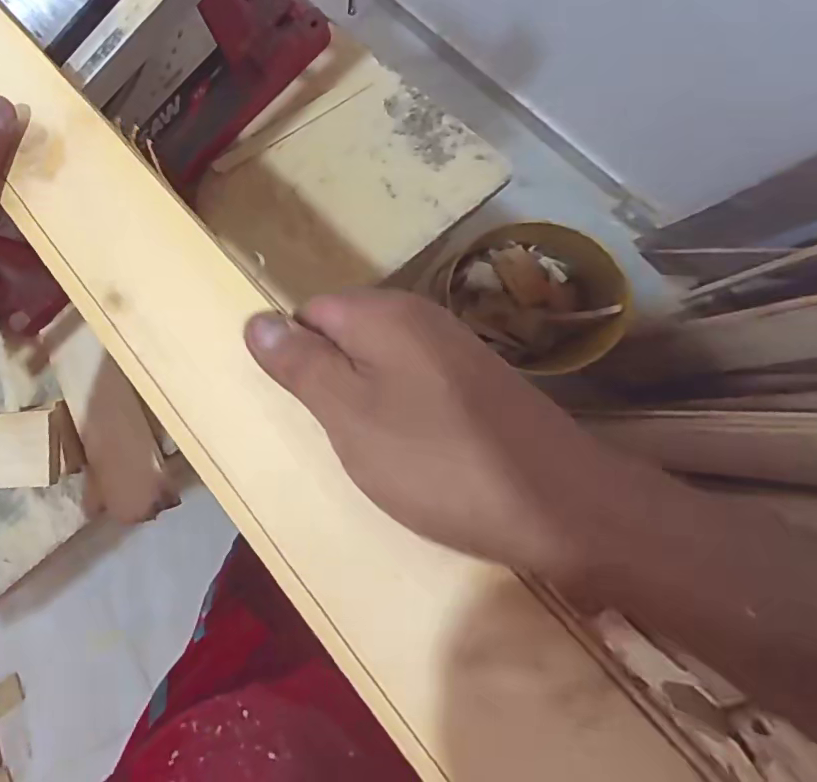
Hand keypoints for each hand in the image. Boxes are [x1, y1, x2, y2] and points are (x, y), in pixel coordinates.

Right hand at [245, 289, 683, 582]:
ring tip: (378, 452)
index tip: (307, 410)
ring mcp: (456, 346)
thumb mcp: (350, 416)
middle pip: (348, 333)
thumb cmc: (438, 461)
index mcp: (383, 312)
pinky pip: (419, 382)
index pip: (311, 312)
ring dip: (369, 402)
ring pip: (383, 361)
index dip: (299, 359)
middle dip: (333, 381)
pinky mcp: (480, 379)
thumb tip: (255, 318)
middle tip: (340, 437)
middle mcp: (421, 314)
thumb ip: (301, 364)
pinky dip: (406, 413)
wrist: (561, 503)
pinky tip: (419, 452)